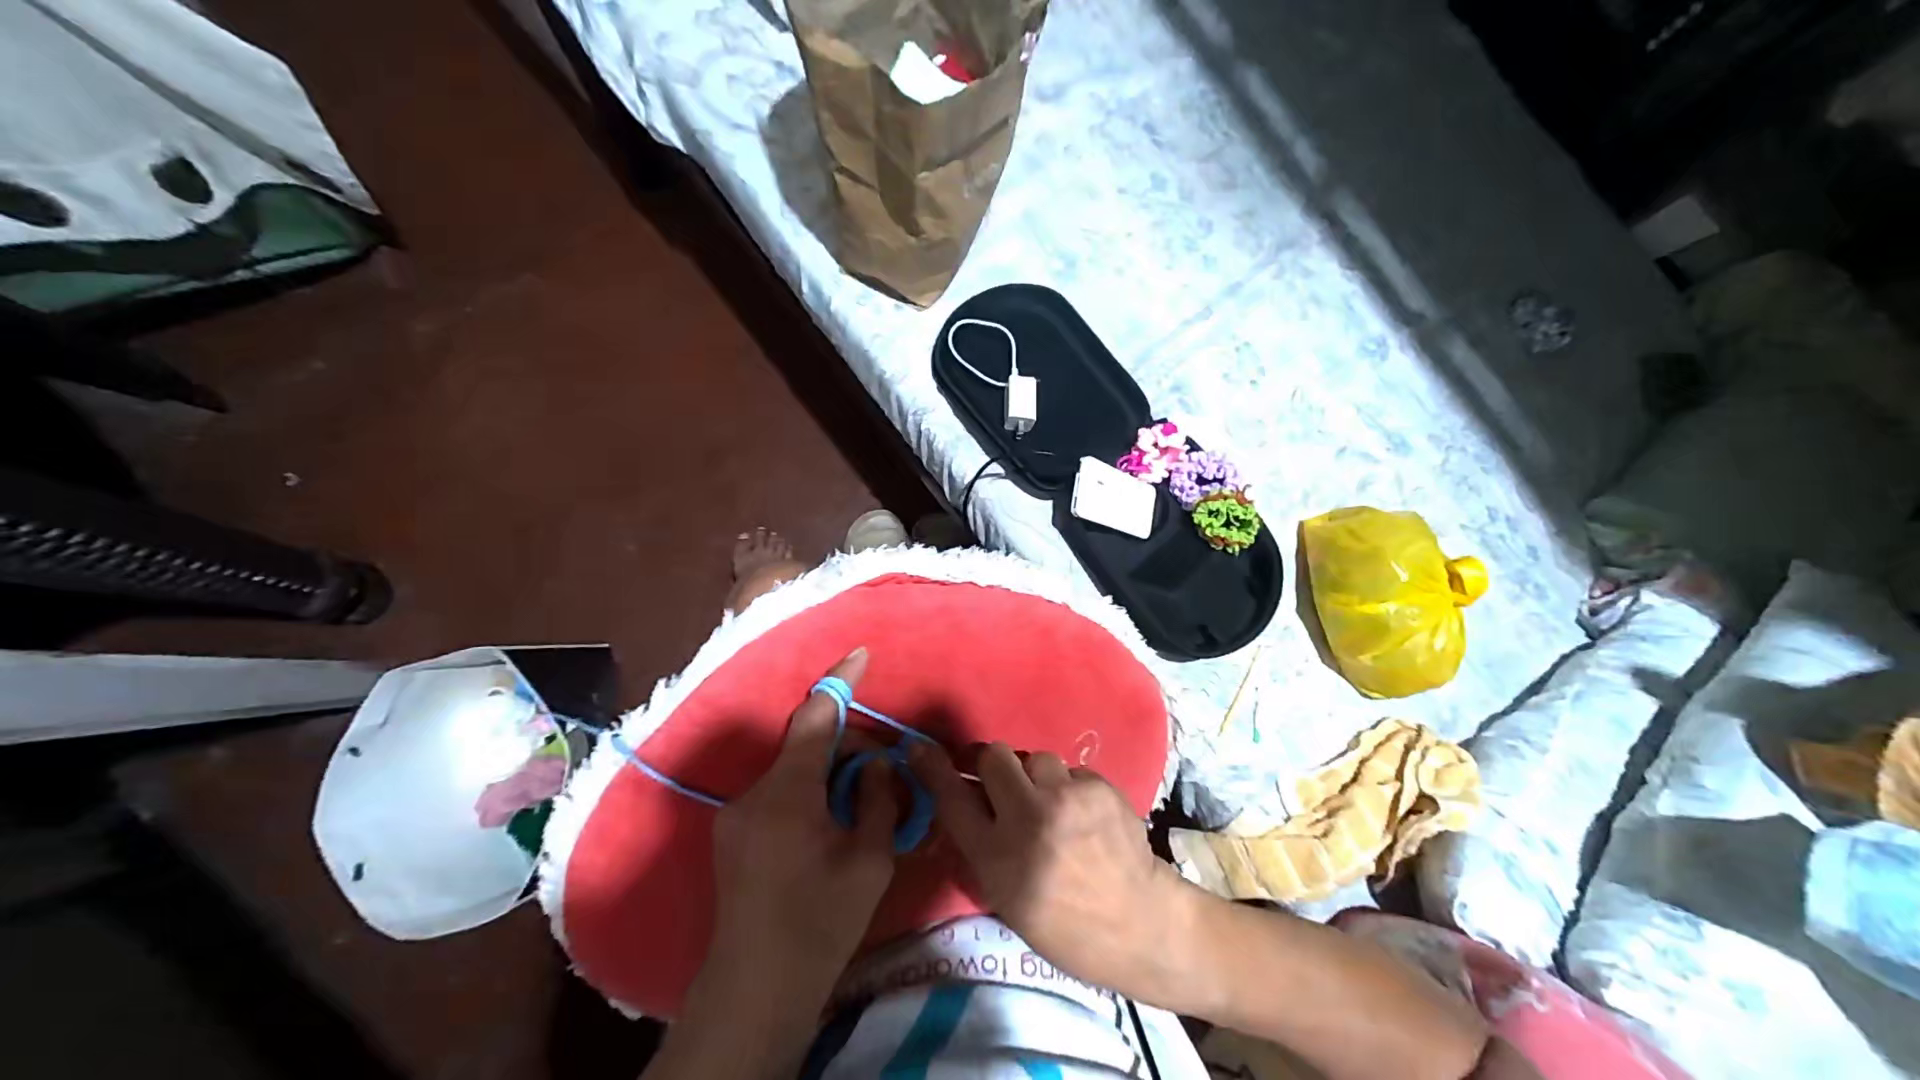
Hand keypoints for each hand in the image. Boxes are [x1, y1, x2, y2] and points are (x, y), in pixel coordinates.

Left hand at [707, 647, 897, 994]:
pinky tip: (830, 826)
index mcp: (788, 792)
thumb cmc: (820, 923)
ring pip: (792, 771)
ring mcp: (737, 813)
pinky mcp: (732, 833)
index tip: (860, 651)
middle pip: (806, 745)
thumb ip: (879, 800)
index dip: (840, 680)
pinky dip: (808, 794)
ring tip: (860, 807)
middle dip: (847, 749)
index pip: (815, 715)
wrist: (756, 987)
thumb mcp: (869, 859)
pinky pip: (777, 794)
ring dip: (828, 774)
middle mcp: (754, 792)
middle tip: (883, 777)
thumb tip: (880, 766)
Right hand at [909, 741, 1202, 1001]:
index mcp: (997, 857)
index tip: (921, 749)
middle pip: (992, 756)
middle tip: (1004, 788)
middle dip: (992, 767)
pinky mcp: (1099, 786)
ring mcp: (1067, 798)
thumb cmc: (1064, 926)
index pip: (952, 797)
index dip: (933, 768)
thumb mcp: (1004, 899)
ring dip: (1033, 776)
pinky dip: (1068, 787)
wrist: (1140, 924)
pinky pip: (1069, 770)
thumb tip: (959, 801)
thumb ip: (978, 846)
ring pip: (1034, 757)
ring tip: (1050, 804)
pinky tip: (1080, 814)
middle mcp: (1028, 819)